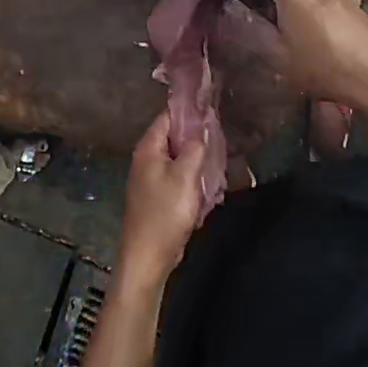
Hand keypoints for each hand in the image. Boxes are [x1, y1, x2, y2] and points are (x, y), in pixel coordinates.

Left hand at [117, 112, 206, 290]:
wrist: (147, 256)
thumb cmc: (165, 212)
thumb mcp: (186, 176)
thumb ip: (195, 147)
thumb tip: (202, 123)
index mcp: (148, 147)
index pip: (168, 116)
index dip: (189, 111)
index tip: (213, 110)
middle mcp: (145, 158)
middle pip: (173, 137)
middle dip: (196, 138)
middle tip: (221, 139)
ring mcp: (149, 177)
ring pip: (177, 159)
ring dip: (196, 160)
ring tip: (219, 161)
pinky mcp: (156, 195)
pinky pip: (177, 177)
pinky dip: (191, 178)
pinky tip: (208, 186)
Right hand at [271, 0, 367, 105]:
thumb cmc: (319, 66)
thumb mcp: (278, 57)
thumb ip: (261, 34)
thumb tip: (252, 21)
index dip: (272, 4)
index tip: (275, 26)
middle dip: (296, 12)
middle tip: (295, 41)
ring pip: (321, 5)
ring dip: (317, 19)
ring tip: (321, 48)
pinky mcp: (362, 11)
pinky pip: (340, 14)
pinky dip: (337, 26)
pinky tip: (340, 50)